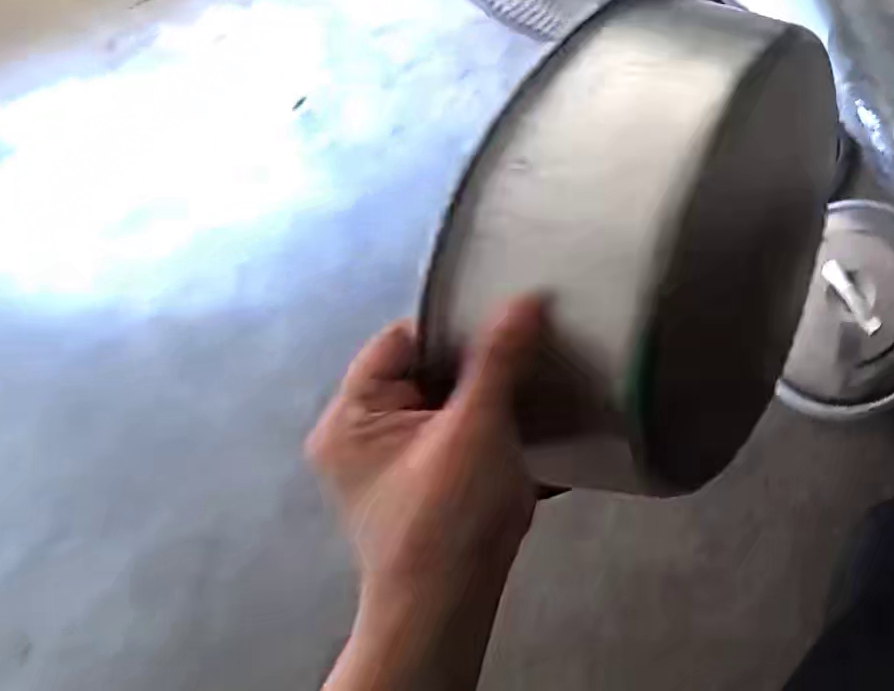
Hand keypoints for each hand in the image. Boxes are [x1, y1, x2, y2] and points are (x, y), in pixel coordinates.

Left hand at [306, 296, 544, 690]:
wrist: (455, 594)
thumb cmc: (448, 511)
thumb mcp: (475, 426)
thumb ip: (499, 359)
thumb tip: (525, 299)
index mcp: (354, 417)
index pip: (402, 340)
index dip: (455, 324)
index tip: (510, 317)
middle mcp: (371, 429)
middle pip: (433, 363)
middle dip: (484, 353)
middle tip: (533, 341)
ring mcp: (407, 449)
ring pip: (458, 389)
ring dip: (498, 380)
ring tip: (539, 369)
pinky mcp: (441, 464)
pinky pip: (472, 414)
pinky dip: (501, 406)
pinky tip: (533, 403)